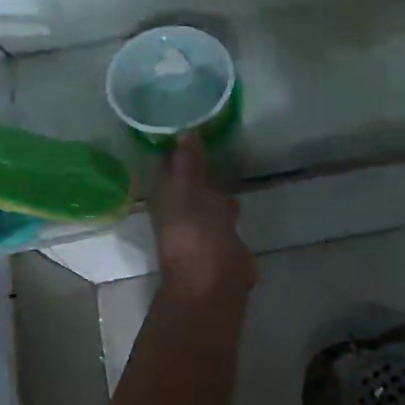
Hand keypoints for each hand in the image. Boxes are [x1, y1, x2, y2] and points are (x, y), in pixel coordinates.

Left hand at [150, 135, 254, 302]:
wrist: (214, 281)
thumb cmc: (196, 234)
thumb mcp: (189, 191)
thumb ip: (188, 163)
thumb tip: (186, 131)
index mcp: (166, 197)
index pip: (167, 165)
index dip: (176, 147)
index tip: (189, 123)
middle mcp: (179, 211)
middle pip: (185, 182)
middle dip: (195, 166)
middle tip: (210, 141)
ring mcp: (201, 228)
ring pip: (204, 199)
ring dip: (211, 186)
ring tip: (225, 164)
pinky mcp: (222, 241)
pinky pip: (223, 216)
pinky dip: (227, 205)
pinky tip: (238, 197)